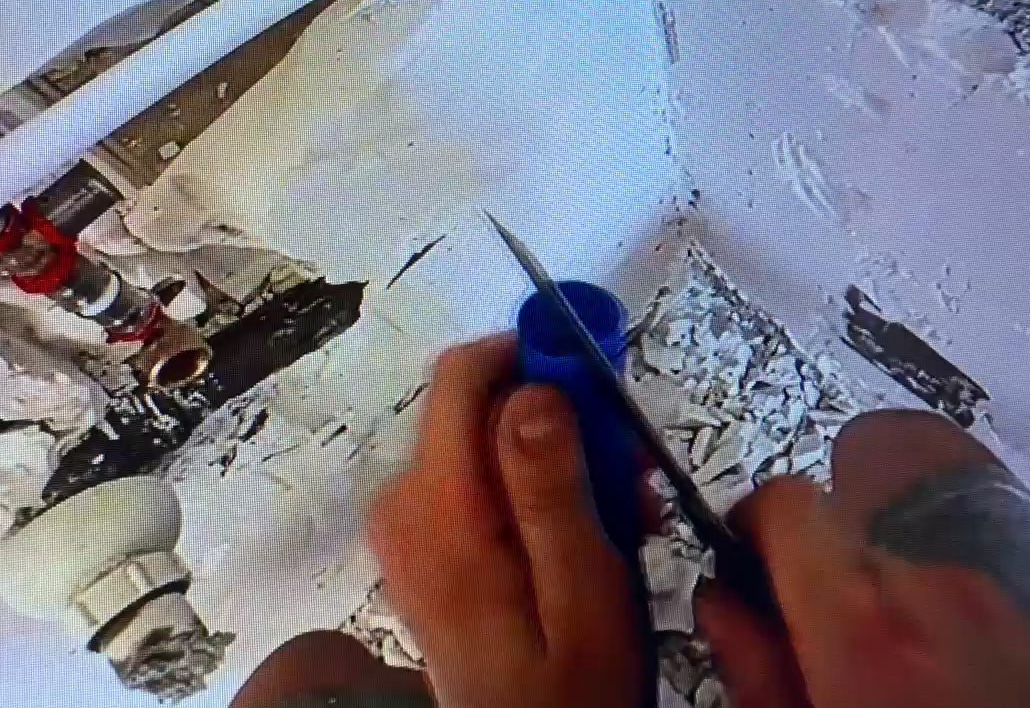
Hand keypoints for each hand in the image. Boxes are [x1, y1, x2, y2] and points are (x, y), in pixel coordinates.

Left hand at [368, 335, 644, 707]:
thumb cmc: (567, 691)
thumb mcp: (582, 596)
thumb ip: (551, 491)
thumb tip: (532, 391)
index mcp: (432, 506)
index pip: (461, 376)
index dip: (528, 355)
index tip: (595, 379)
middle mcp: (403, 495)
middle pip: (480, 403)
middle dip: (559, 416)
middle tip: (627, 469)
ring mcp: (408, 511)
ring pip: (488, 432)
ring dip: (558, 452)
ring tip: (619, 509)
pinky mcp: (423, 526)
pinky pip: (480, 468)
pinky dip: (535, 478)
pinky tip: (582, 521)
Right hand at [698, 476, 1029, 707]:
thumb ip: (754, 668)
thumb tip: (721, 601)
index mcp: (859, 617)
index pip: (786, 500)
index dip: (754, 522)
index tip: (746, 563)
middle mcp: (929, 588)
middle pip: (842, 533)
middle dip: (816, 575)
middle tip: (814, 647)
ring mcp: (1001, 605)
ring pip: (901, 566)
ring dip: (879, 603)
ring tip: (892, 683)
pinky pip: (961, 598)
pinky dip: (936, 626)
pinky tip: (949, 693)